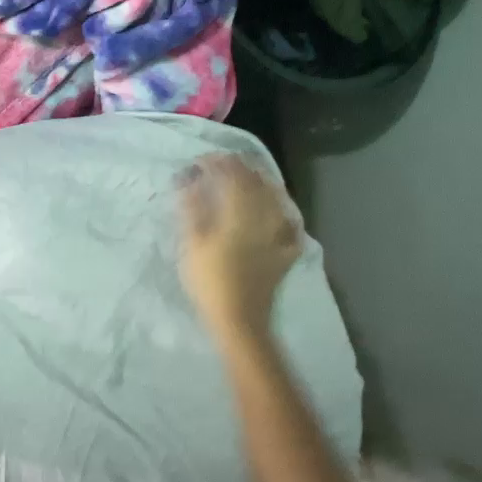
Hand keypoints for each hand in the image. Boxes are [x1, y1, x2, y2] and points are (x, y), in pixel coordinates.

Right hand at [179, 154, 302, 340]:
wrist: (239, 321)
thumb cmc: (210, 282)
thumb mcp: (192, 244)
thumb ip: (193, 209)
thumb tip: (189, 181)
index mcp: (240, 213)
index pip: (233, 176)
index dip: (219, 163)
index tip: (203, 160)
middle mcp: (264, 219)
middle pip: (257, 184)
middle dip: (241, 168)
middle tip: (224, 163)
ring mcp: (279, 237)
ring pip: (277, 201)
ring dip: (264, 184)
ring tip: (252, 178)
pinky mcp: (286, 255)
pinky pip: (291, 227)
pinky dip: (285, 214)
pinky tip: (281, 213)